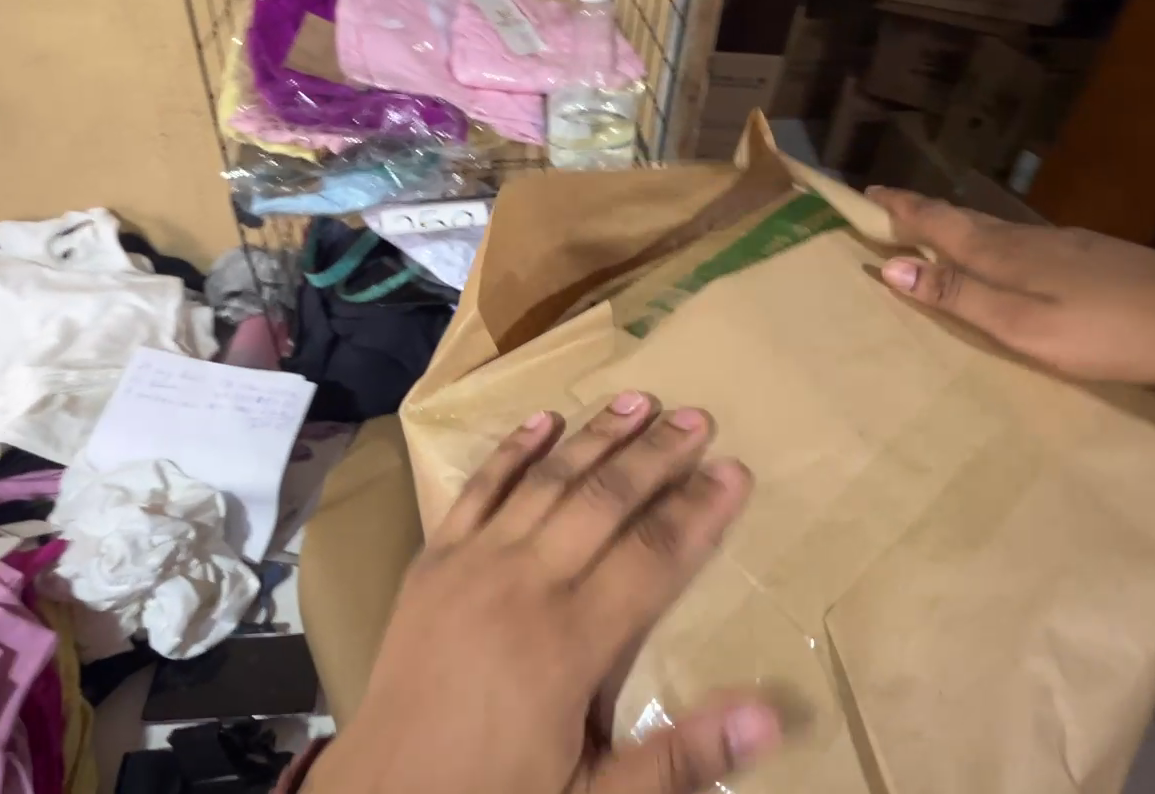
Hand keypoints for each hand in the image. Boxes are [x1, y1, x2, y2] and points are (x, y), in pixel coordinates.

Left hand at [301, 392, 779, 793]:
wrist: (385, 793)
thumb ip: (679, 758)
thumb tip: (769, 717)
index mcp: (569, 642)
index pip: (652, 558)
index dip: (698, 512)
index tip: (733, 470)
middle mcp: (523, 583)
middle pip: (603, 502)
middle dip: (655, 457)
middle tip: (695, 416)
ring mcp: (473, 560)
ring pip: (545, 481)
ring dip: (594, 437)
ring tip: (634, 399)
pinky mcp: (435, 556)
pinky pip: (478, 489)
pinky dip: (511, 450)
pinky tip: (542, 418)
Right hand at [865, 187, 1154, 386]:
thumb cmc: (1114, 331)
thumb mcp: (1024, 326)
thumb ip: (958, 296)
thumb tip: (887, 265)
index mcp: (1005, 255)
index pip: (937, 223)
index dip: (898, 209)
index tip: (863, 194)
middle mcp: (1030, 240)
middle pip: (963, 218)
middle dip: (920, 212)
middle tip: (887, 206)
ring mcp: (1069, 246)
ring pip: (996, 229)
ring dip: (956, 226)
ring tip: (933, 230)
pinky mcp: (1098, 257)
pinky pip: (1024, 242)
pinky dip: (993, 242)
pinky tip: (1005, 256)